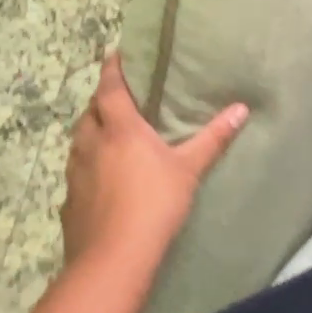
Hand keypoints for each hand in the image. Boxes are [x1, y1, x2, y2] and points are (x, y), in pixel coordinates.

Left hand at [61, 55, 246, 265]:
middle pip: (88, 114)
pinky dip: (86, 162)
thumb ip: (214, 137)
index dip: (112, 70)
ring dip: (90, 130)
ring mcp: (76, 176)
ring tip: (108, 131)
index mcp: (120, 131)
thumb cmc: (154, 203)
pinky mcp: (69, 202)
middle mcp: (92, 147)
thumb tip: (242, 109)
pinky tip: (100, 175)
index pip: (110, 91)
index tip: (114, 53)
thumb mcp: (190, 168)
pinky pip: (76, 171)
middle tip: (116, 95)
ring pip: (78, 142)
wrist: (112, 260)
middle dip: (99, 101)